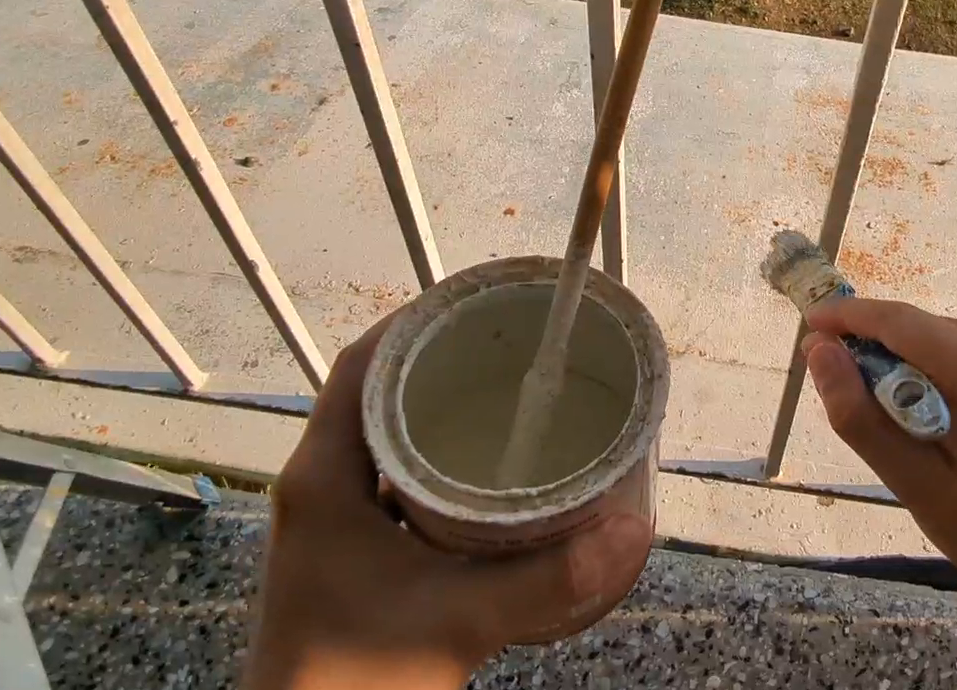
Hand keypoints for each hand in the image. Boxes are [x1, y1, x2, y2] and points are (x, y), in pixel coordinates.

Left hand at [243, 314, 654, 689]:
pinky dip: (431, 447)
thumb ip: (550, 577)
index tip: (477, 304)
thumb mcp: (462, 621)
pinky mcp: (346, 543)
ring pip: (382, 428)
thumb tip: (637, 530)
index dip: (414, 322)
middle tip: (510, 342)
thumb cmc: (362, 679)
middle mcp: (319, 481)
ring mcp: (329, 515)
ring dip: (433, 400)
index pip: (361, 365)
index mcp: (324, 475)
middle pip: (376, 387)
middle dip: (438, 356)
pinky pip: (388, 468)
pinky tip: (480, 462)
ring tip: (504, 386)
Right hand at [801, 298, 956, 614]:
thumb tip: (819, 353)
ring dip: (904, 364)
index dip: (845, 317)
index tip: (806, 329)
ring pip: (938, 337)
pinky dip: (935, 372)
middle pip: (917, 328)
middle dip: (872, 349)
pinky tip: (936, 421)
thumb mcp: (920, 489)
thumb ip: (863, 419)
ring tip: (896, 425)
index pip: (897, 319)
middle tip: (845, 398)